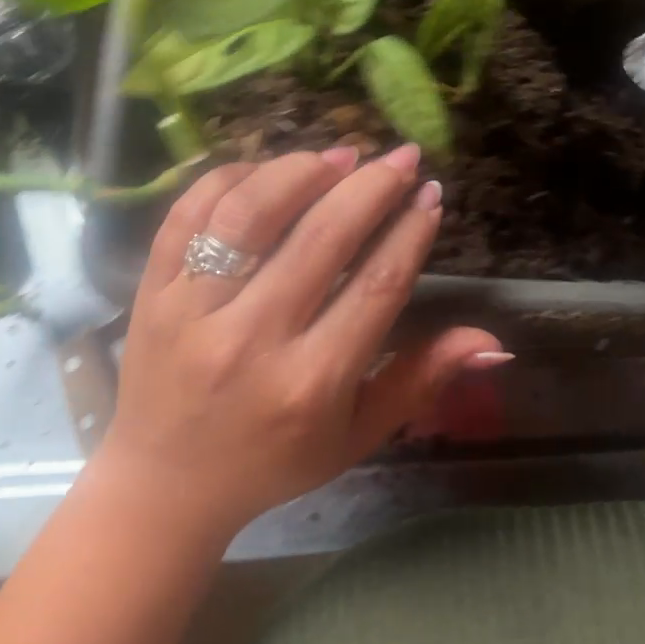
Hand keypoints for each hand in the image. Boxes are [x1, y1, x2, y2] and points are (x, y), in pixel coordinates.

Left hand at [101, 146, 505, 529]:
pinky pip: (187, 215)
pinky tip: (269, 170)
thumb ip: (421, 380)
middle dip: (371, 187)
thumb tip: (493, 341)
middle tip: (402, 156)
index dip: (409, 233)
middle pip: (320, 239)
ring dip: (301, 172)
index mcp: (309, 384)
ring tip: (340, 155)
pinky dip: (230, 179)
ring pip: (249, 215)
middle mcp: (249, 341)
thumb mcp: (358, 436)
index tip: (430, 195)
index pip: (375, 287)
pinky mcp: (151, 293)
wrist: (163, 488)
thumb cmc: (274, 462)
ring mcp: (190, 312)